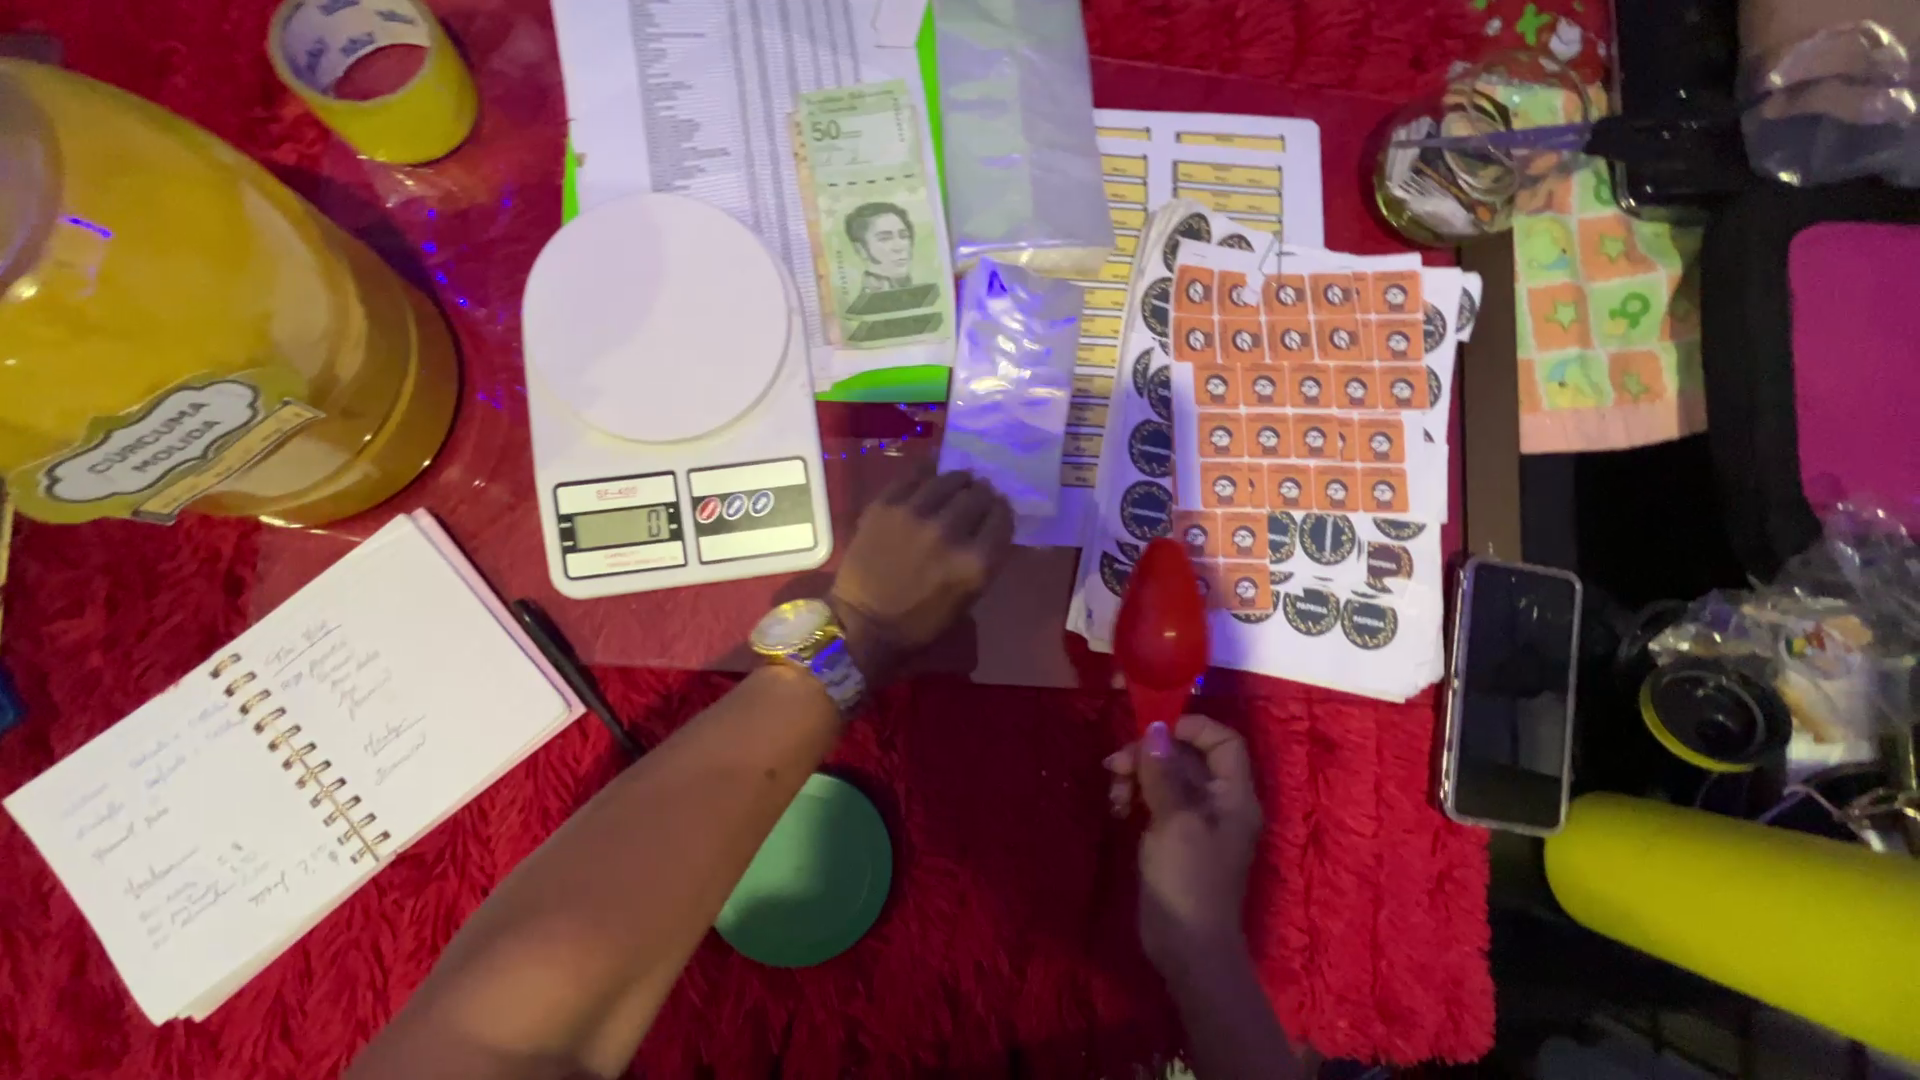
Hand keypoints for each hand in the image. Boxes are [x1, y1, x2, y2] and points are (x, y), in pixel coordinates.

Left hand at [827, 467, 1014, 684]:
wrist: (863, 622)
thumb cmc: (920, 620)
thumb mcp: (968, 598)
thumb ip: (985, 559)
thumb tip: (991, 523)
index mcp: (975, 562)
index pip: (1003, 517)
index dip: (1001, 512)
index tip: (995, 512)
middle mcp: (949, 531)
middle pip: (979, 494)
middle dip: (982, 495)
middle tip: (975, 498)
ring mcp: (915, 514)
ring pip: (950, 479)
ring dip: (958, 481)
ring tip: (956, 484)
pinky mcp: (886, 504)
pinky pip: (915, 474)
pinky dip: (928, 472)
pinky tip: (930, 476)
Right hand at [1105, 715, 1263, 975]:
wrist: (1188, 949)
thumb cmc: (1189, 880)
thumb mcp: (1175, 821)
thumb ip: (1164, 773)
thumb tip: (1154, 729)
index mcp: (1234, 795)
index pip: (1223, 741)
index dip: (1191, 727)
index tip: (1151, 732)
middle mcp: (1218, 802)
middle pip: (1187, 756)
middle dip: (1149, 754)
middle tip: (1116, 765)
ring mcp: (1195, 820)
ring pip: (1166, 776)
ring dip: (1137, 775)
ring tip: (1114, 792)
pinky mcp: (1173, 836)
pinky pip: (1154, 800)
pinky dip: (1135, 796)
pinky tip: (1117, 807)